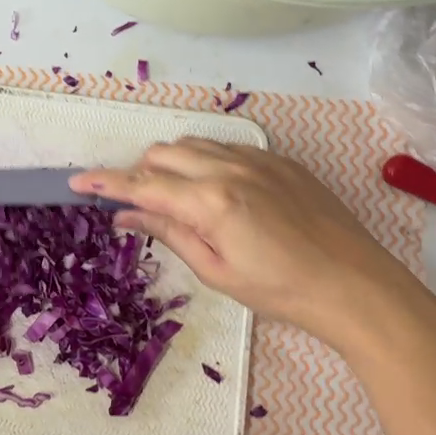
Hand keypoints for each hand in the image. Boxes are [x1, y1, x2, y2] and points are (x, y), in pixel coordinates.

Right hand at [71, 139, 435, 352]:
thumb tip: (124, 215)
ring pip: (192, 143)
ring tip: (174, 195)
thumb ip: (167, 233)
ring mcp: (258, 160)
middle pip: (161, 153)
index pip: (141, 184)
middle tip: (136, 204)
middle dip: (138, 172)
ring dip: (170, 162)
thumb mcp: (215, 270)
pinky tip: (215, 189)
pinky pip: (226, 147)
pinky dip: (204, 160)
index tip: (76, 182)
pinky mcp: (280, 161)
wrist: (359, 288)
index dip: (104, 182)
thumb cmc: (282, 291)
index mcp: (210, 201)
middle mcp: (229, 169)